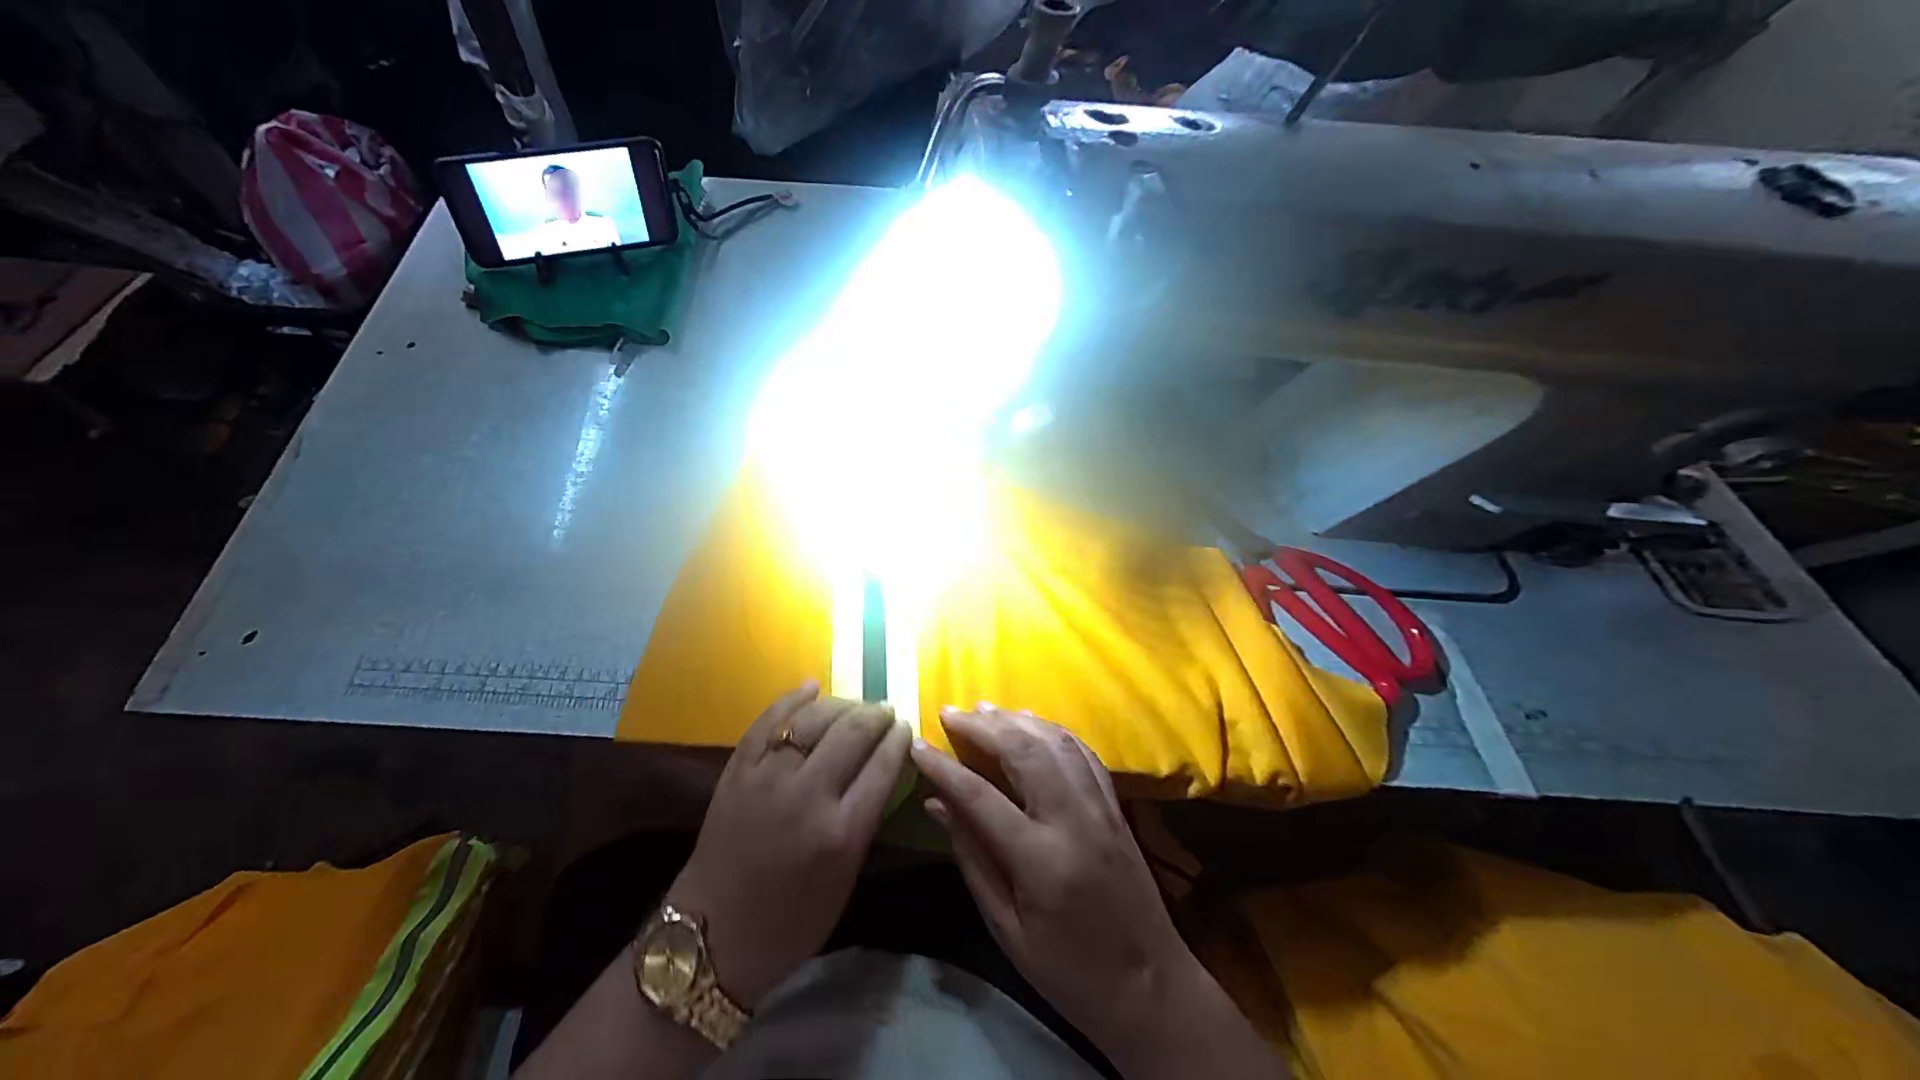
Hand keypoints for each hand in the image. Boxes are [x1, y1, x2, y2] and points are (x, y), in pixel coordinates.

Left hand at [668, 681, 910, 1006]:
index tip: (906, 727)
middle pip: (852, 734)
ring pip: (813, 720)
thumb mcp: (846, 880)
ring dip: (841, 705)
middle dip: (876, 716)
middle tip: (886, 711)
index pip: (882, 766)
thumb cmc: (791, 921)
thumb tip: (879, 775)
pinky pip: (768, 722)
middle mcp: (808, 796)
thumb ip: (865, 824)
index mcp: (841, 832)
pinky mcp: (737, 772)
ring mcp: (768, 779)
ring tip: (854, 705)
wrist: (714, 936)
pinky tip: (811, 687)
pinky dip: (791, 700)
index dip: (898, 740)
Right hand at [909, 705, 1197, 1052]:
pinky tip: (1034, 725)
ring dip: (1019, 720)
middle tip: (951, 713)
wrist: (1150, 987)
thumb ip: (972, 859)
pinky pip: (1085, 754)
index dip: (944, 767)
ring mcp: (1101, 809)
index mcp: (1041, 859)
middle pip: (1025, 752)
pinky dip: (1055, 732)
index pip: (980, 795)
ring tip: (985, 710)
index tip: (916, 745)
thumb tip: (937, 804)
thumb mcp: (1007, 928)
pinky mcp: (1117, 808)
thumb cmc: (1068, 972)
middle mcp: (1074, 821)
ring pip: (1057, 743)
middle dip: (984, 727)